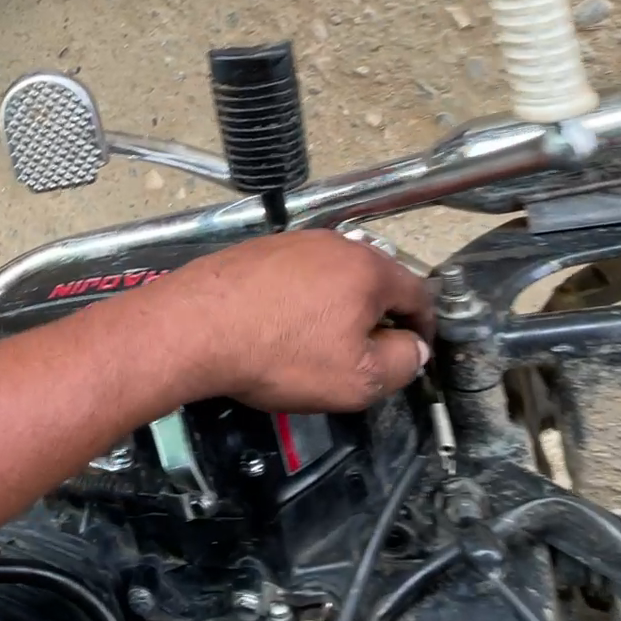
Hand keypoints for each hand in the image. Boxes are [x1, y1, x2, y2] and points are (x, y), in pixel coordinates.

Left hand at [121, 230, 433, 412]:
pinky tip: (282, 323)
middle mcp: (332, 244)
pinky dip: (301, 298)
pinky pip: (295, 274)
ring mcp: (291, 242)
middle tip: (370, 350)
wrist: (195, 326)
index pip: (419, 293)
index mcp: (367, 268)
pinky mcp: (257, 250)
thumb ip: (402, 362)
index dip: (425, 327)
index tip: (416, 349)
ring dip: (338, 305)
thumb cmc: (279, 353)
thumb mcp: (358, 379)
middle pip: (375, 279)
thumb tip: (413, 347)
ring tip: (321, 341)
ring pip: (333, 275)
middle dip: (379, 314)